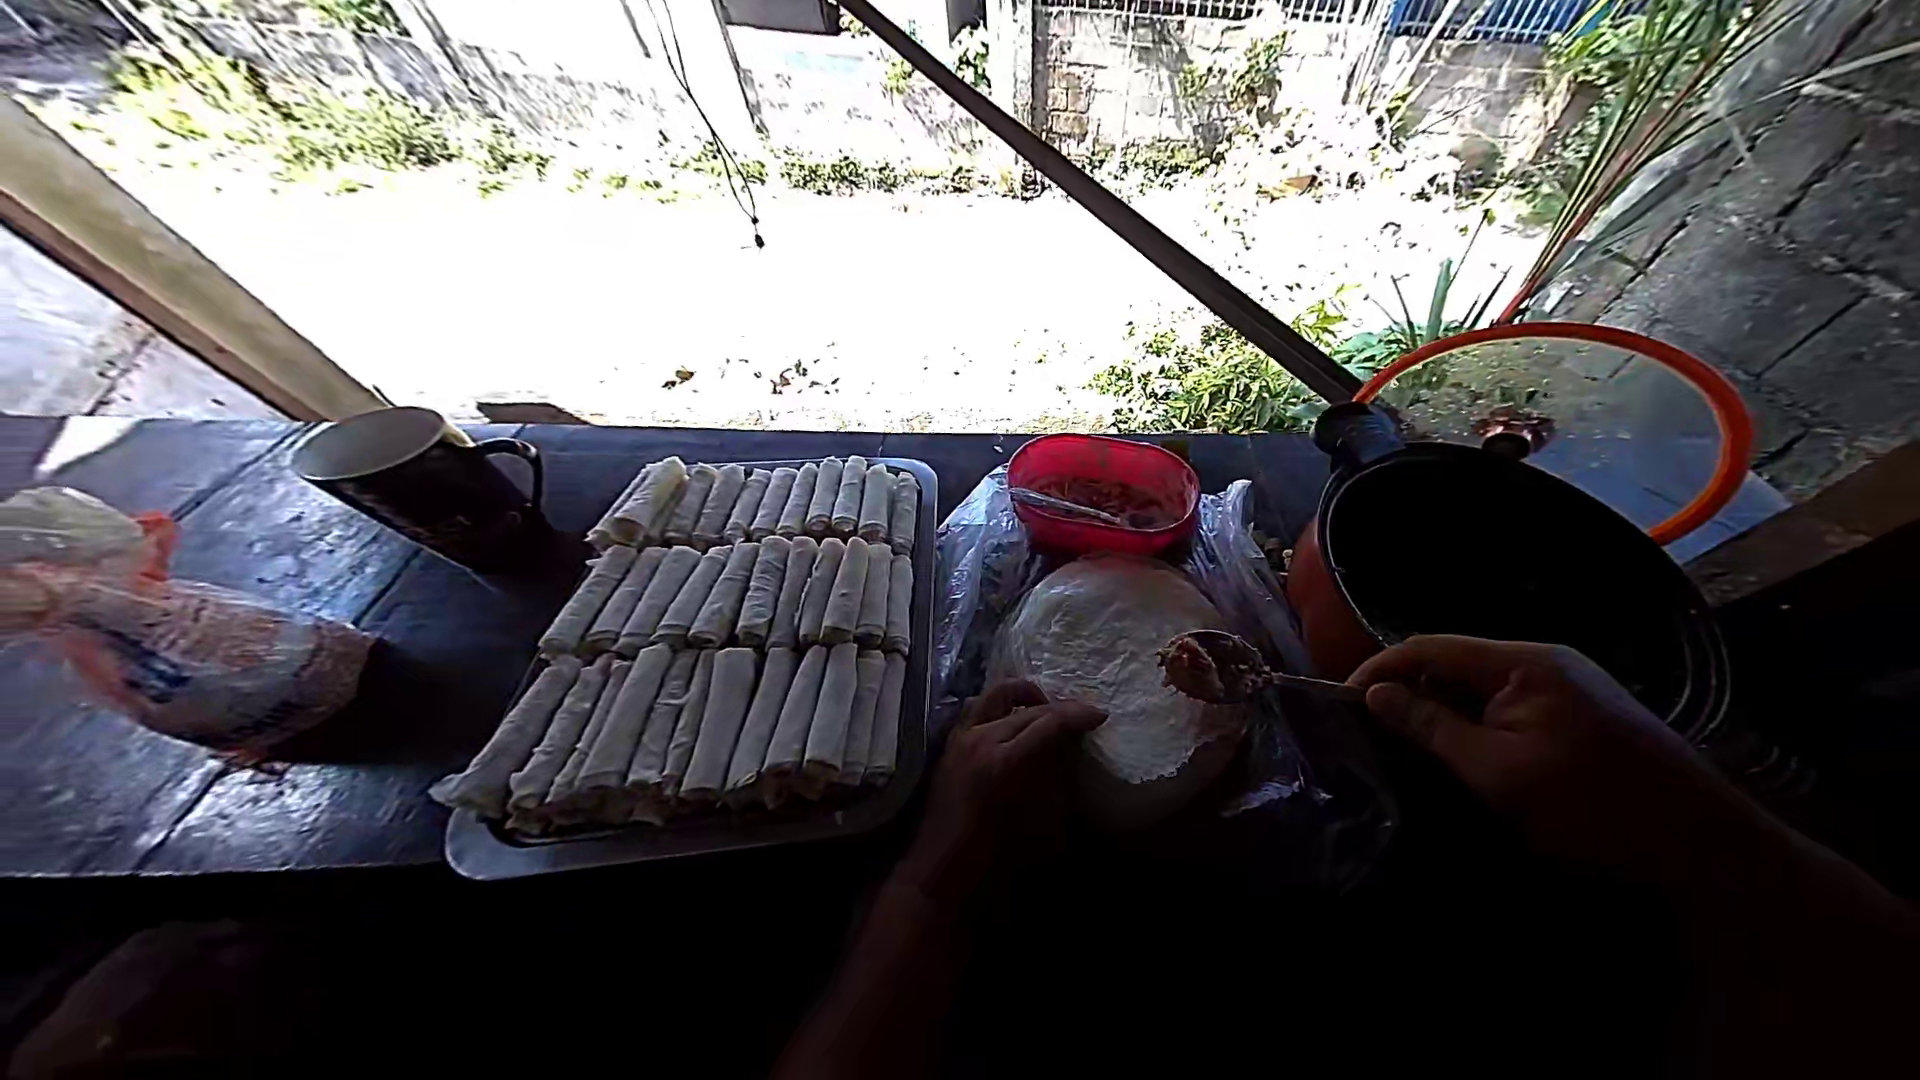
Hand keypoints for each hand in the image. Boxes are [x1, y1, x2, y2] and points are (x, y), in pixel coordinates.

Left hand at [896, 680, 1105, 902]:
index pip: (1048, 723)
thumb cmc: (995, 857)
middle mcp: (980, 740)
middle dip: (1060, 708)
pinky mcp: (950, 742)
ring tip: (1045, 709)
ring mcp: (961, 737)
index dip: (1078, 715)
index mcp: (1004, 762)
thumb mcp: (1041, 824)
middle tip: (1081, 715)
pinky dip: (1001, 706)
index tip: (1100, 715)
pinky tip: (1014, 720)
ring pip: (998, 695)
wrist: (942, 869)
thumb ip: (1057, 780)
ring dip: (1026, 696)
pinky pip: (978, 708)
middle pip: (1027, 708)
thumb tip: (1071, 751)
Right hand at [1349, 635, 1743, 883]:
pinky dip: (1469, 716)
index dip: (1378, 668)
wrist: (1717, 861)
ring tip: (1405, 734)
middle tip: (1372, 721)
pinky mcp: (1578, 709)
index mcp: (1524, 664)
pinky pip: (1503, 698)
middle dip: (1406, 686)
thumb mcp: (1495, 770)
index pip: (1427, 647)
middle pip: (1450, 659)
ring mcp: (1566, 684)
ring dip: (1437, 703)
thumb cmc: (1594, 810)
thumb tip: (1374, 694)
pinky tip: (1457, 744)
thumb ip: (1429, 725)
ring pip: (1474, 680)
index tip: (1344, 699)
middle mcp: (1544, 660)